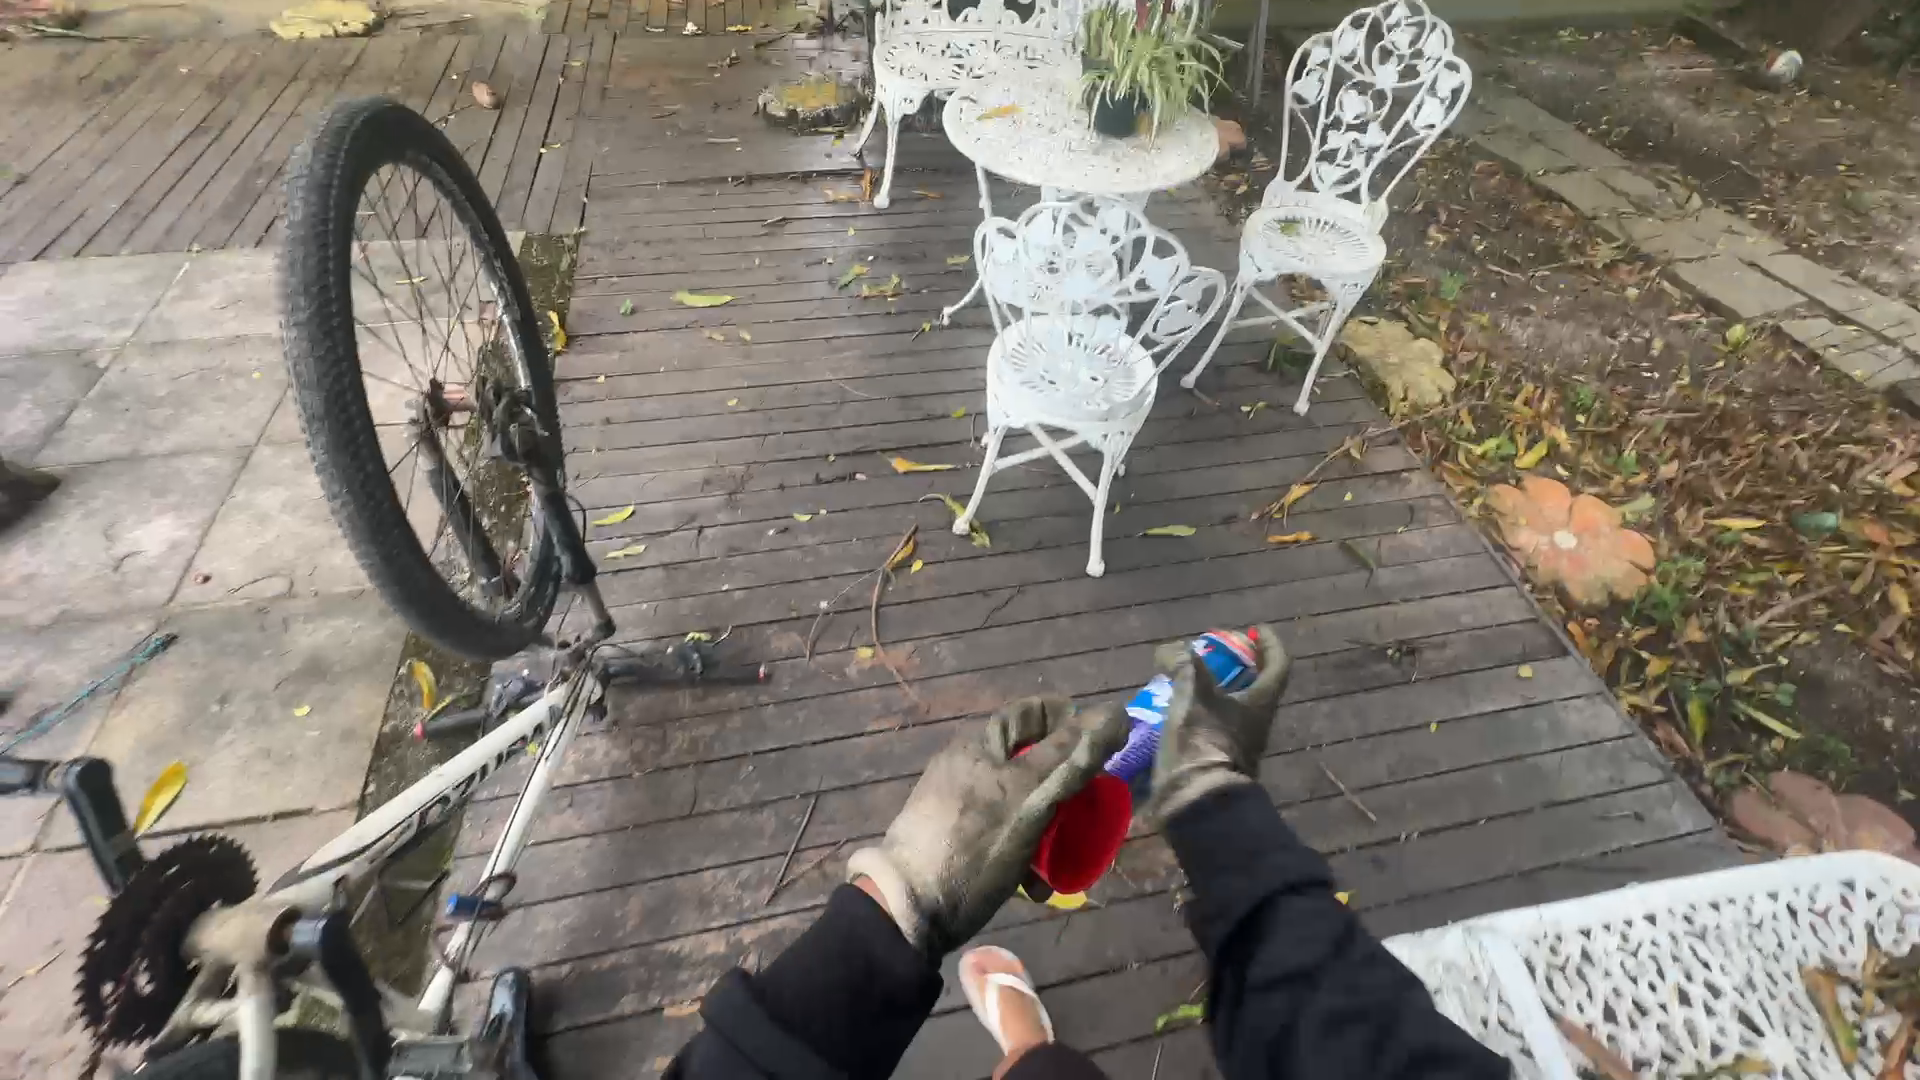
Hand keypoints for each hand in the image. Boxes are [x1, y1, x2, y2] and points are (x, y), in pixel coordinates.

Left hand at [848, 697, 1127, 956]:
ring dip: (1050, 825)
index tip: (1107, 746)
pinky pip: (1003, 833)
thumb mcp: (1028, 798)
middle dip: (1067, 785)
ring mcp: (960, 802)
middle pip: (1032, 760)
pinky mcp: (956, 838)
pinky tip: (1035, 884)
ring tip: (1067, 857)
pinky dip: (1025, 851)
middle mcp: (970, 765)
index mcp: (981, 744)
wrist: (906, 910)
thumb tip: (1113, 714)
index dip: (1072, 721)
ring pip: (1021, 801)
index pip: (1035, 712)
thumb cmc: (972, 847)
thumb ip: (1069, 755)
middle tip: (1093, 810)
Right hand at [1145, 625, 1290, 825]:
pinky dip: (1203, 703)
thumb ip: (1184, 665)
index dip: (1269, 643)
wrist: (1195, 799)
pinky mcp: (1219, 753)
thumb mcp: (1192, 695)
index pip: (1278, 664)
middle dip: (1238, 662)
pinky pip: (1217, 718)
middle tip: (1214, 649)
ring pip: (1235, 702)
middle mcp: (1256, 721)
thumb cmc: (1202, 742)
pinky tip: (1178, 700)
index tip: (1254, 628)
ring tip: (1189, 672)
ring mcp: (1239, 739)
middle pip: (1256, 683)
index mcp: (1260, 702)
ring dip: (1217, 683)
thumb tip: (1174, 649)